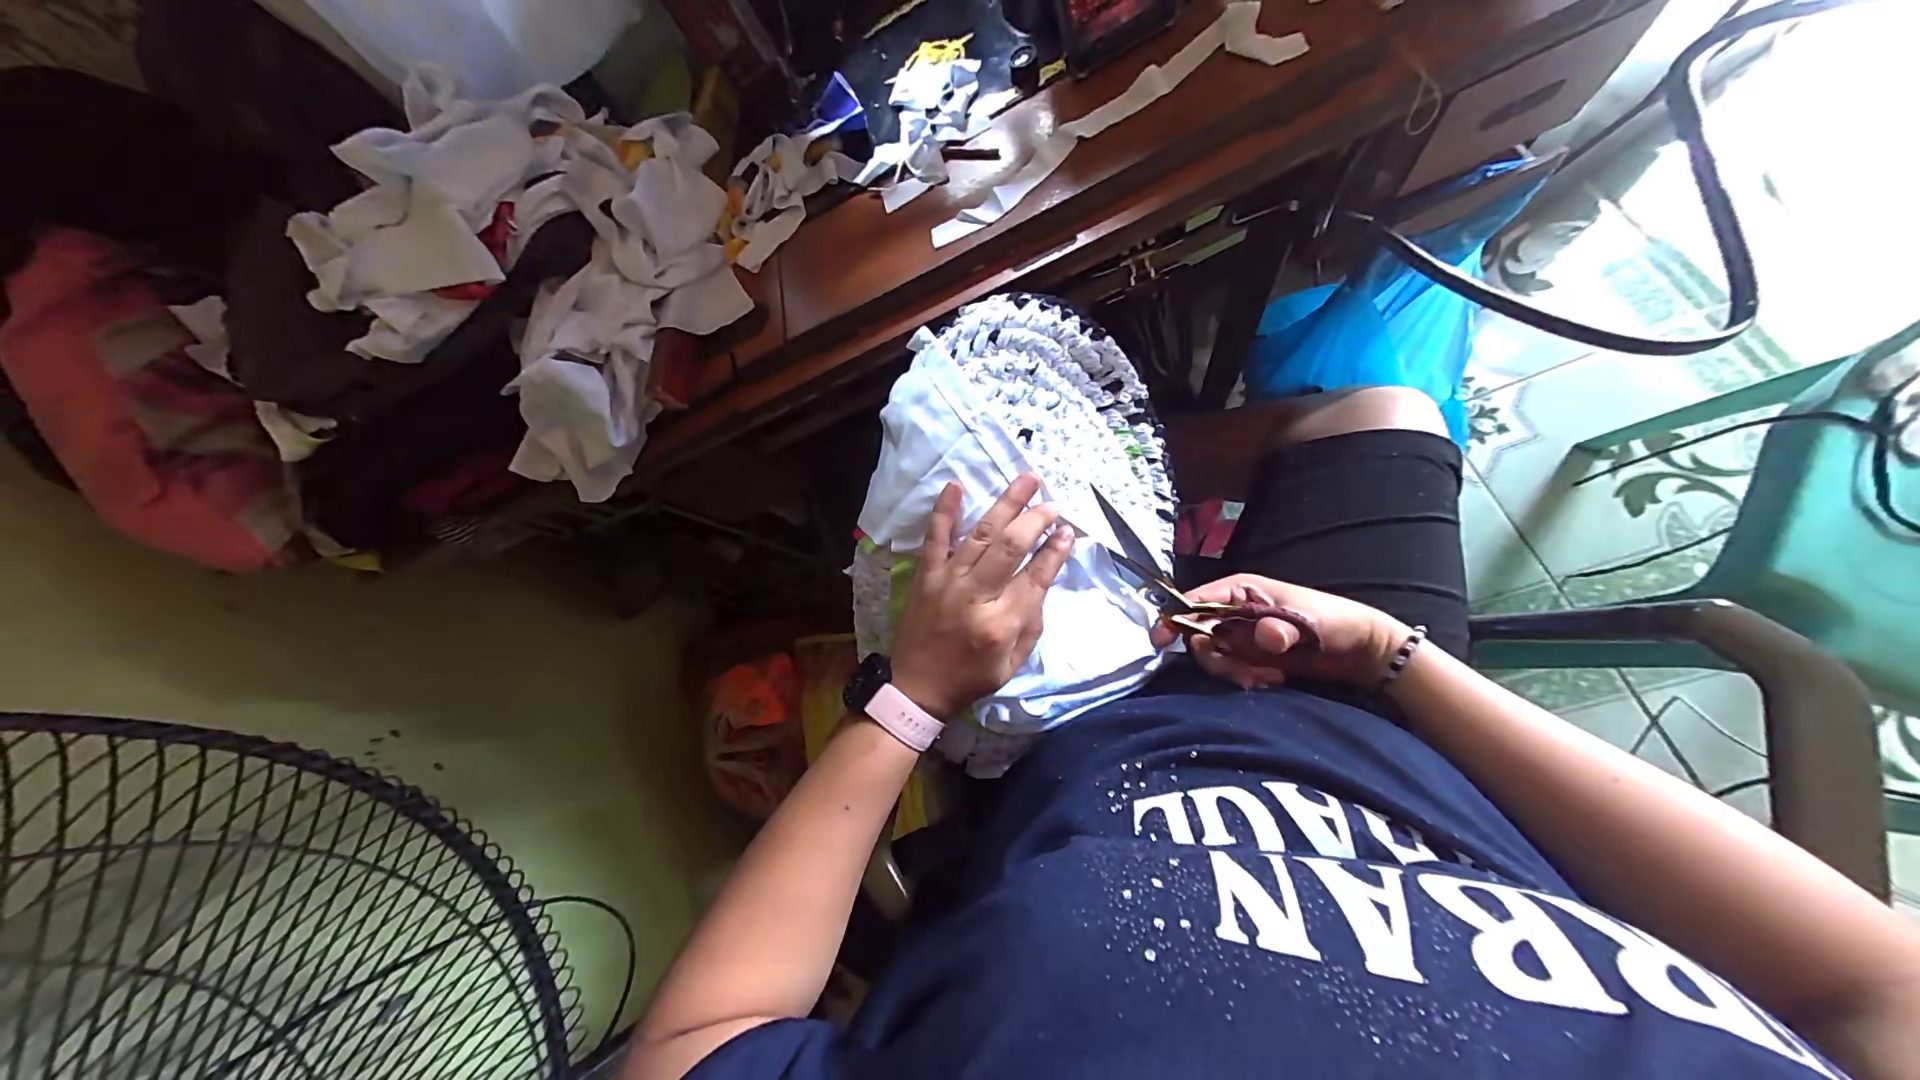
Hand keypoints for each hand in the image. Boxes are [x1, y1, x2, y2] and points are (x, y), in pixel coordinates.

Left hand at [889, 475, 1074, 718]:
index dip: (1055, 551)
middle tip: (1052, 503)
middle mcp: (976, 597)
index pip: (1036, 577)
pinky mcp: (925, 576)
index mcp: (1001, 623)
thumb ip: (1031, 622)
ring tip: (1027, 479)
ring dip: (1005, 504)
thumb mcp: (1012, 663)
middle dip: (1036, 520)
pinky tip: (955, 485)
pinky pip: (935, 538)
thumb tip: (1043, 579)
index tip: (1068, 531)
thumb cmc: (970, 678)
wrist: (916, 689)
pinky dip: (944, 511)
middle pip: (1011, 547)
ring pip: (980, 534)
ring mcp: (947, 582)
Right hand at [1148, 574, 1410, 689]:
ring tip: (1265, 680)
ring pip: (1211, 655)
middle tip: (1243, 675)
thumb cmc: (1334, 621)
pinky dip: (1245, 680)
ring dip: (1232, 672)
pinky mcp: (1248, 659)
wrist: (1361, 651)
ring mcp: (1238, 637)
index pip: (1195, 600)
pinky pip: (1230, 671)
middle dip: (1214, 658)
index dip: (1175, 617)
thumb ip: (1282, 627)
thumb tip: (1263, 636)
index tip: (1162, 639)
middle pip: (1196, 633)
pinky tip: (1272, 682)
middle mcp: (1231, 612)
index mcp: (1239, 591)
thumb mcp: (1309, 620)